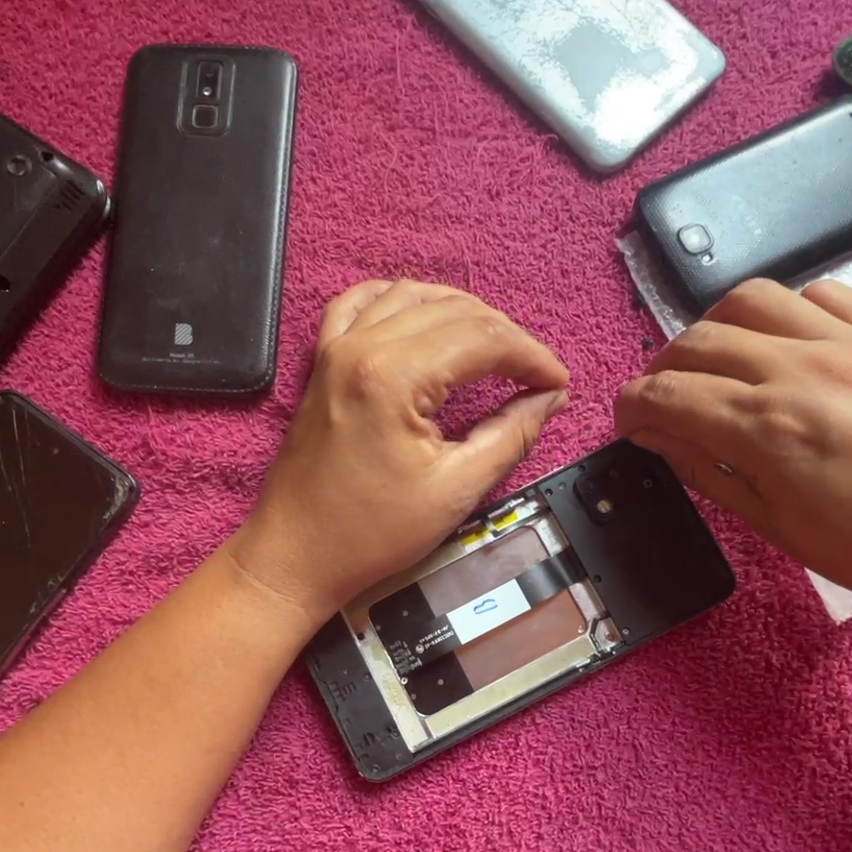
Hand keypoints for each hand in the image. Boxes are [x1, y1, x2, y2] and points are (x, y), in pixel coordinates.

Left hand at [229, 280, 569, 620]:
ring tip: (494, 346)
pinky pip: (359, 305)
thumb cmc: (368, 534)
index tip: (556, 382)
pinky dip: (398, 301)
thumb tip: (548, 399)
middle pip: (453, 311)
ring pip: (411, 297)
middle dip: (505, 336)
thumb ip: (510, 435)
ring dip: (461, 312)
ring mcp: (335, 350)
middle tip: (533, 373)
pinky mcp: (322, 363)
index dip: (530, 356)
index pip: (482, 339)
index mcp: (393, 377)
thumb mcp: (454, 490)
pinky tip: (421, 315)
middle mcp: (361, 347)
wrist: (295, 555)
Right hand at [614, 278, 851, 644]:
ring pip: (750, 298)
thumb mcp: (776, 526)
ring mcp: (851, 342)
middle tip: (661, 401)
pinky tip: (779, 344)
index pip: (667, 394)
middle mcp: (802, 370)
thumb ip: (708, 470)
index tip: (627, 423)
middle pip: (697, 340)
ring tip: (713, 363)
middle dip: (661, 369)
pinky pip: (819, 294)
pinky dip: (781, 312)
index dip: (631, 407)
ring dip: (712, 327)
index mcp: (768, 429)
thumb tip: (658, 436)